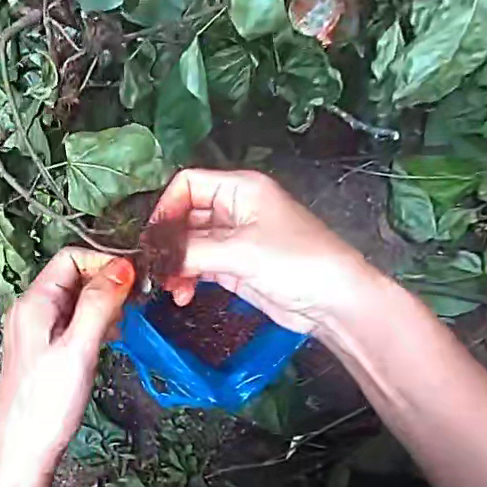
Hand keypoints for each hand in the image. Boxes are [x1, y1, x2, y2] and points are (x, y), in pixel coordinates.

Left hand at [0, 248, 134, 486]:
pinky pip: (71, 322)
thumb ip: (99, 304)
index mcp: (34, 303)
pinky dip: (94, 323)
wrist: (23, 453)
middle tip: (136, 303)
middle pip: (73, 276)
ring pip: (74, 300)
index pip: (70, 257)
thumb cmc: (47, 405)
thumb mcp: (79, 349)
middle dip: (107, 282)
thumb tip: (122, 267)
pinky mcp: (43, 351)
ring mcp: (35, 331)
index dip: (104, 262)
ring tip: (126, 323)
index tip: (135, 281)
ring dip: (103, 303)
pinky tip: (110, 339)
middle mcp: (30, 311)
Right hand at [147, 168, 380, 335]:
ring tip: (171, 287)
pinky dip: (187, 278)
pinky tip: (183, 294)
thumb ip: (194, 251)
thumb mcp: (241, 252)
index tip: (154, 237)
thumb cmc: (299, 263)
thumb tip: (159, 257)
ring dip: (176, 265)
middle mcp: (235, 209)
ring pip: (190, 245)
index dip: (166, 207)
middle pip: (185, 216)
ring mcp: (234, 239)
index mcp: (241, 189)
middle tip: (156, 267)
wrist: (333, 302)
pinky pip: (199, 266)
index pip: (188, 184)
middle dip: (169, 242)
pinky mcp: (235, 266)